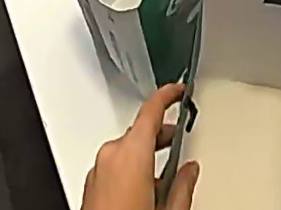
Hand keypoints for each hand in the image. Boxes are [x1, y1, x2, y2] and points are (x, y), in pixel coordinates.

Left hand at [81, 82, 199, 209]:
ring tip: (165, 173)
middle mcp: (110, 156)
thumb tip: (190, 169)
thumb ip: (182, 187)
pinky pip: (114, 166)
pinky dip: (130, 168)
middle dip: (160, 133)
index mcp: (130, 153)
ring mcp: (97, 172)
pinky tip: (145, 190)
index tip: (178, 89)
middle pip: (139, 130)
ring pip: (126, 150)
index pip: (152, 109)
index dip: (168, 94)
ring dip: (146, 154)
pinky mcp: (90, 187)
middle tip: (179, 136)